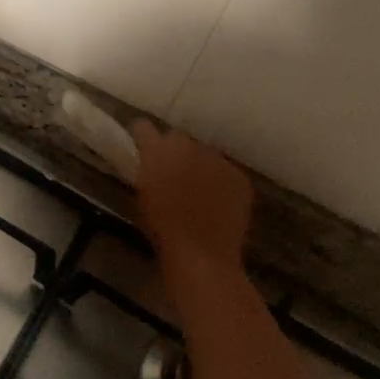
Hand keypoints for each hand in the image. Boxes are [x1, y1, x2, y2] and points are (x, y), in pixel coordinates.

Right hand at [130, 121, 252, 281]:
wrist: (201, 252)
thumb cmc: (160, 227)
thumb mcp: (141, 193)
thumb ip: (145, 170)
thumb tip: (149, 163)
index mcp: (156, 150)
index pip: (143, 126)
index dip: (142, 136)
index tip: (141, 146)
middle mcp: (187, 146)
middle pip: (177, 138)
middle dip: (174, 150)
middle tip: (171, 172)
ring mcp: (217, 159)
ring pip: (204, 154)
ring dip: (199, 164)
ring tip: (198, 188)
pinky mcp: (239, 176)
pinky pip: (225, 170)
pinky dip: (220, 180)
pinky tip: (217, 201)